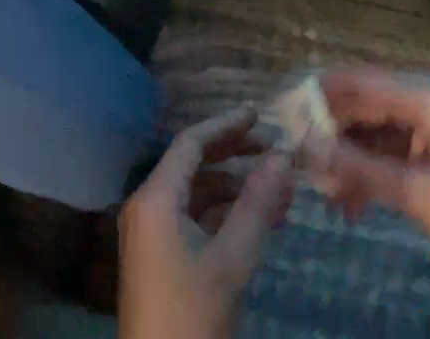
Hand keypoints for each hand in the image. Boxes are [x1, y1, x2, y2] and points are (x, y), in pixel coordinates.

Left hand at [118, 107, 295, 338]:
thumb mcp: (232, 259)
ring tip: (278, 190)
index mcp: (154, 198)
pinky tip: (258, 220)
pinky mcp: (159, 256)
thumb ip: (257, 204)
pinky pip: (192, 218)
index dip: (225, 125)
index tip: (259, 114)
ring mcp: (150, 233)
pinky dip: (223, 213)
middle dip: (233, 155)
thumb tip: (283, 156)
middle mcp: (146, 207)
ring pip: (195, 193)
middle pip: (191, 164)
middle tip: (274, 151)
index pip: (190, 143)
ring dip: (233, 187)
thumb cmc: (193, 313)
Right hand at [308, 70, 429, 277]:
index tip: (283, 114)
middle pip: (362, 106)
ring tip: (329, 195)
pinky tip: (355, 202)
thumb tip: (306, 145)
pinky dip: (371, 171)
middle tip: (303, 165)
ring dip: (349, 159)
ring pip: (374, 132)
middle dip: (330, 134)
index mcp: (421, 100)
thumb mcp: (414, 192)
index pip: (355, 82)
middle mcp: (423, 104)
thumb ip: (358, 166)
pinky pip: (392, 151)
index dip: (316, 94)